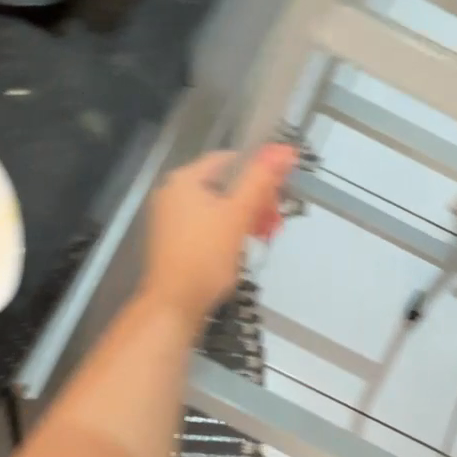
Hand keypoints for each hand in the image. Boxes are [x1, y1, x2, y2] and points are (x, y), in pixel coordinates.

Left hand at [139, 145, 297, 319]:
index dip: (260, 173)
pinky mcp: (174, 243)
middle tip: (274, 223)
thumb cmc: (205, 258)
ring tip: (263, 239)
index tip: (280, 195)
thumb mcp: (238, 215)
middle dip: (255, 201)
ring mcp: (171, 220)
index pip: (231, 159)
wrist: (173, 306)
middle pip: (225, 185)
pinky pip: (207, 228)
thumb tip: (286, 150)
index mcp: (184, 179)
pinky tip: (241, 251)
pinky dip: (228, 234)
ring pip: (218, 208)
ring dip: (245, 219)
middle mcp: (173, 194)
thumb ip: (261, 180)